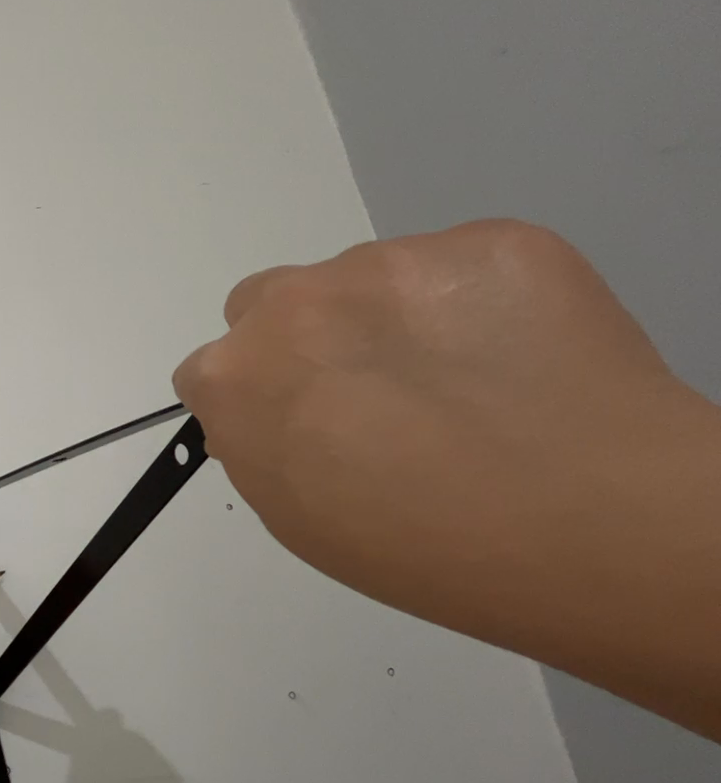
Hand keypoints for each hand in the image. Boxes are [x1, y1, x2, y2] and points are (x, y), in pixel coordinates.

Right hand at [172, 220, 720, 679]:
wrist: (569, 515)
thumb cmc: (402, 539)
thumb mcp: (286, 509)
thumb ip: (257, 441)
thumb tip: (280, 415)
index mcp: (228, 375)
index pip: (212, 368)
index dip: (256, 397)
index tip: (299, 424)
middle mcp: (289, 303)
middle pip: (268, 302)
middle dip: (301, 338)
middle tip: (367, 390)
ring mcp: (388, 263)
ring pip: (366, 279)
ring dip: (389, 316)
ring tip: (462, 380)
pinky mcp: (489, 242)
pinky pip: (460, 264)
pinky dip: (474, 302)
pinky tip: (514, 358)